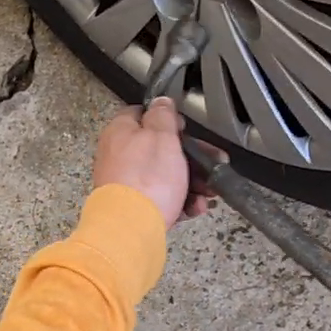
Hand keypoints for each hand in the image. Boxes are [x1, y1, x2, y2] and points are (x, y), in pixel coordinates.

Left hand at [92, 97, 209, 225]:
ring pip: (163, 178)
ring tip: (208, 194)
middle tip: (211, 165)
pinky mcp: (133, 208)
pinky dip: (179, 203)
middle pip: (159, 150)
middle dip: (190, 159)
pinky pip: (160, 200)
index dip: (169, 121)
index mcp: (121, 131)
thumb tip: (162, 101)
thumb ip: (164, 116)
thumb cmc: (147, 180)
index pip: (144, 115)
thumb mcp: (163, 136)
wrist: (132, 228)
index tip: (186, 131)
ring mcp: (125, 184)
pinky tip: (194, 208)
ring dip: (190, 184)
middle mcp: (119, 156)